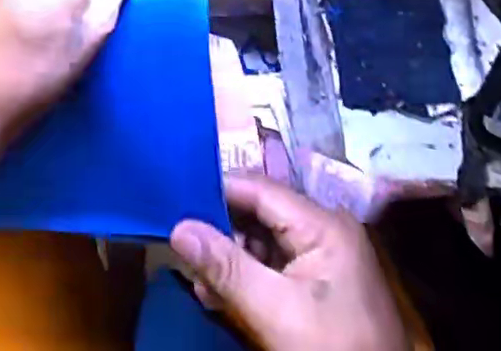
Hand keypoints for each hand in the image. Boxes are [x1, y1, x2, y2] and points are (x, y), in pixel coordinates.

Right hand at [171, 175, 405, 350]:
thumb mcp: (275, 312)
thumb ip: (226, 267)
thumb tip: (177, 228)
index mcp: (323, 224)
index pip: (257, 188)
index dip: (215, 192)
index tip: (176, 203)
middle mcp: (324, 229)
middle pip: (258, 212)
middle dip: (219, 230)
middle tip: (183, 249)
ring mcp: (324, 257)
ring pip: (262, 239)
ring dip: (229, 258)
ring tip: (198, 280)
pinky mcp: (320, 284)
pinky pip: (274, 264)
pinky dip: (246, 276)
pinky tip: (217, 294)